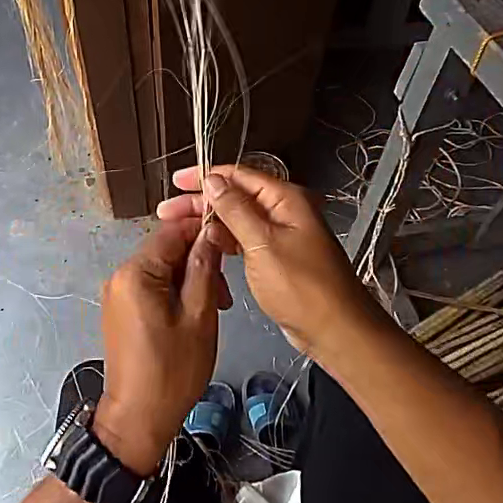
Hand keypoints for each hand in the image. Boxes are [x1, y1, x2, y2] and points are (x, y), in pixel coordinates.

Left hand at [93, 219, 226, 475]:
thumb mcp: (199, 315)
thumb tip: (211, 231)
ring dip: (193, 278)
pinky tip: (197, 313)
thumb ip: (205, 267)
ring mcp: (119, 294)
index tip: (231, 244)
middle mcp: (120, 277)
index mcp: (136, 273)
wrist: (138, 419)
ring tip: (216, 307)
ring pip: (164, 268)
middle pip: (168, 249)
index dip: (204, 231)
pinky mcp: (123, 310)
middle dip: (200, 261)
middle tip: (225, 291)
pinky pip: (154, 286)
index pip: (173, 231)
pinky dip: (178, 292)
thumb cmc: (172, 370)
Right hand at [157, 165, 381, 353]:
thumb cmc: (303, 286)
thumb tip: (214, 180)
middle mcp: (285, 210)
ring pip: (239, 219)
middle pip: (237, 196)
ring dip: (210, 222)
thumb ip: (236, 210)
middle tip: (167, 212)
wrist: (335, 328)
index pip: (240, 175)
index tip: (177, 182)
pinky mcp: (277, 256)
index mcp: (286, 199)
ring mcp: (282, 234)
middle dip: (202, 201)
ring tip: (178, 229)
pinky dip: (225, 241)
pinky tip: (205, 247)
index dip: (206, 175)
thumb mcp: (263, 244)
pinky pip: (246, 240)